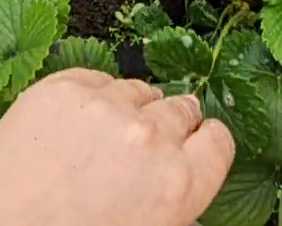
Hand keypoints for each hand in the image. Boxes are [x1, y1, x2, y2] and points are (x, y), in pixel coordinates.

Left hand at [0, 68, 235, 225]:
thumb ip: (171, 203)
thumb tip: (177, 180)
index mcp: (175, 185)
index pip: (219, 141)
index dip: (207, 145)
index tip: (198, 146)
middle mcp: (146, 136)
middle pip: (182, 108)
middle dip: (170, 125)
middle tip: (147, 144)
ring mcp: (102, 105)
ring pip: (138, 90)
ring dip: (130, 109)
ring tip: (106, 138)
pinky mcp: (62, 85)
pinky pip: (96, 79)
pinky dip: (91, 97)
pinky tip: (75, 127)